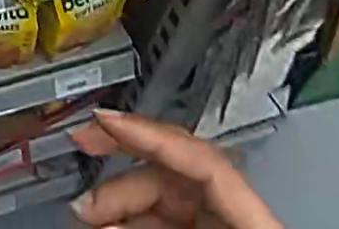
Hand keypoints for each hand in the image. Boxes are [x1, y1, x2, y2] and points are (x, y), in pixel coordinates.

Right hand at [68, 109, 280, 228]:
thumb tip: (102, 224)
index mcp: (258, 228)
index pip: (202, 162)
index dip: (152, 136)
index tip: (105, 120)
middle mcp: (240, 220)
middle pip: (176, 172)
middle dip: (124, 159)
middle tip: (81, 141)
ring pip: (163, 198)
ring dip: (118, 200)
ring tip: (84, 215)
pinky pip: (163, 223)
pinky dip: (131, 222)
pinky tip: (106, 227)